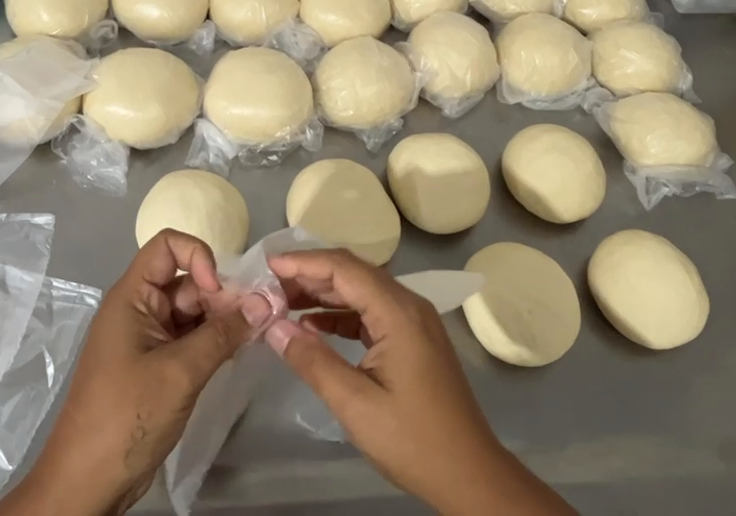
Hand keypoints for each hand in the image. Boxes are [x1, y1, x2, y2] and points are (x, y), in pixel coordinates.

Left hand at [0, 230, 272, 515]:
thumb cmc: (126, 415)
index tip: (218, 291)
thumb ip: (223, 334)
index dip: (199, 256)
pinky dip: (214, 340)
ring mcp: (146, 338)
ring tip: (254, 336)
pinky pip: (190, 337)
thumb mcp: (180, 372)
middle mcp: (138, 309)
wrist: (87, 482)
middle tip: (256, 320)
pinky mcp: (155, 364)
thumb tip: (264, 302)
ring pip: (192, 310)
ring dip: (222, 319)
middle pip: (186, 280)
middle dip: (221, 294)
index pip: (167, 246)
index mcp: (131, 297)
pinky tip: (238, 351)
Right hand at [264, 249, 575, 515]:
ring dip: (322, 294)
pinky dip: (340, 314)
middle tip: (268, 286)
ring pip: (361, 291)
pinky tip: (312, 327)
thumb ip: (313, 361)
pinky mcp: (413, 339)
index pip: (344, 268)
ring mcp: (413, 321)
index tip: (266, 266)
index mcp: (398, 312)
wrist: (469, 474)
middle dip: (309, 275)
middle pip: (353, 273)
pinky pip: (371, 312)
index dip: (303, 262)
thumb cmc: (413, 439)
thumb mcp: (356, 404)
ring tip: (281, 303)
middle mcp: (408, 305)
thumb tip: (273, 326)